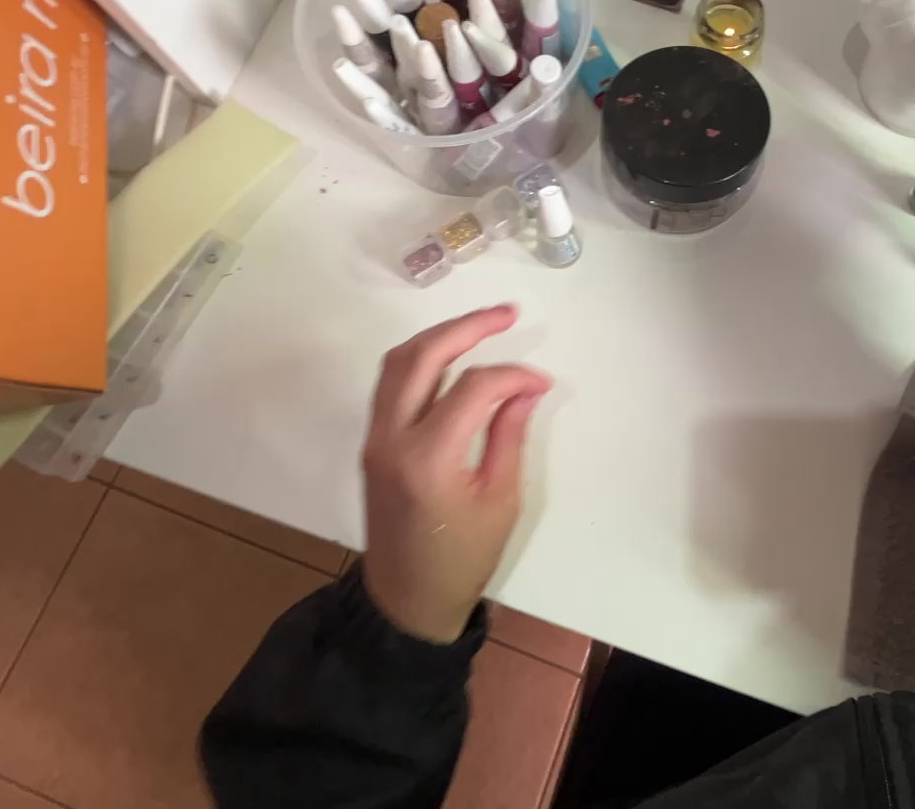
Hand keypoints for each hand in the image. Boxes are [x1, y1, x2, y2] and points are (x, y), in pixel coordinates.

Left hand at [360, 305, 551, 642]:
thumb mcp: (500, 499)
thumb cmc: (461, 559)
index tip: (541, 384)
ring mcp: (375, 438)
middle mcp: (392, 438)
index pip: (474, 388)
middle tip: (508, 313)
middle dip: (467, 326)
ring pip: (398, 363)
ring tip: (480, 326)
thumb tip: (526, 388)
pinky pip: (392, 384)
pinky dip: (421, 360)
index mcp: (429, 458)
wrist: (405, 601)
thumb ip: (510, 434)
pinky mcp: (373, 443)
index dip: (513, 376)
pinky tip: (451, 358)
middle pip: (422, 356)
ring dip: (439, 337)